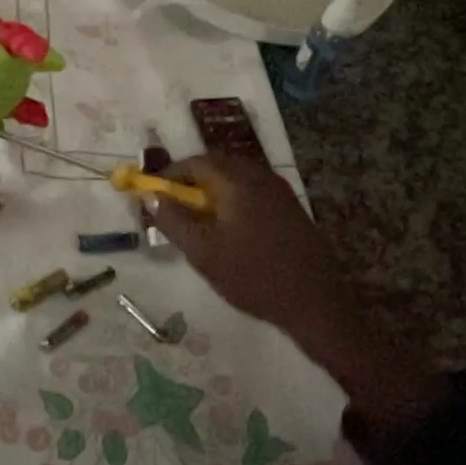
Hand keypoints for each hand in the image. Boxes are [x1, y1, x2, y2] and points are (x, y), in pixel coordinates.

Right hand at [150, 155, 346, 339]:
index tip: (155, 192)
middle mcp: (260, 177)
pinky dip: (233, 195)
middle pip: (218, 163)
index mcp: (237, 182)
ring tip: (198, 215)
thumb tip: (151, 196)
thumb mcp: (202, 253)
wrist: (314, 302)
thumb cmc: (252, 277)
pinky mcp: (291, 206)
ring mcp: (280, 191)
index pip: (196, 162)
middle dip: (192, 178)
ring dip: (213, 187)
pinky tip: (229, 224)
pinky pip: (254, 188)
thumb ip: (173, 221)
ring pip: (237, 175)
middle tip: (174, 202)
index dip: (171, 173)